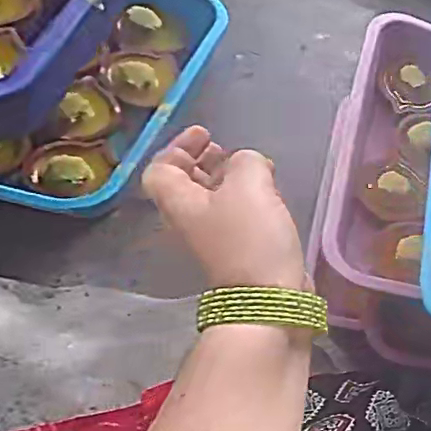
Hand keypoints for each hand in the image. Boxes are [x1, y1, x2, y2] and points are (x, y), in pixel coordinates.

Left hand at [143, 126, 307, 291]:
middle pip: (185, 184)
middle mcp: (190, 220)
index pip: (161, 168)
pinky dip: (245, 201)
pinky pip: (234, 217)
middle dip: (203, 162)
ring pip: (211, 200)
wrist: (269, 296)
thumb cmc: (251, 237)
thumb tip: (248, 164)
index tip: (206, 134)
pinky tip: (268, 198)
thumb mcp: (249, 186)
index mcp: (179, 202)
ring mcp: (214, 238)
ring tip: (253, 170)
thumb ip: (247, 162)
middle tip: (225, 149)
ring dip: (227, 180)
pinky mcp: (239, 251)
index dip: (179, 146)